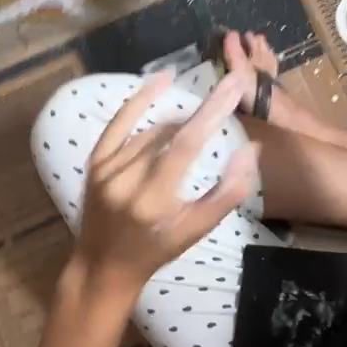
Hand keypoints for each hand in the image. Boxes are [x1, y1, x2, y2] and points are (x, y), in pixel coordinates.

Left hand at [69, 70, 260, 303]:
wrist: (102, 266)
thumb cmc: (157, 250)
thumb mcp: (197, 230)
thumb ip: (227, 193)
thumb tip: (251, 150)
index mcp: (153, 201)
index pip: (185, 145)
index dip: (211, 112)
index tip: (234, 85)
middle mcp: (125, 181)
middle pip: (170, 134)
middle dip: (203, 110)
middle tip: (229, 89)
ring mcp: (106, 169)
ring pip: (151, 131)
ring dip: (178, 122)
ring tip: (199, 120)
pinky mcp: (94, 162)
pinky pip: (120, 122)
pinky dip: (142, 100)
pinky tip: (163, 80)